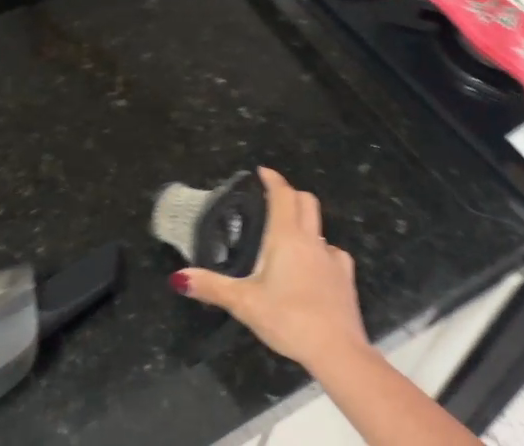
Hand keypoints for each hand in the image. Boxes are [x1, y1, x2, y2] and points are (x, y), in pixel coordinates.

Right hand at [170, 167, 370, 372]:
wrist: (337, 350)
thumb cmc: (288, 318)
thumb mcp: (244, 303)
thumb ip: (211, 287)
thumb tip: (177, 277)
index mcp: (286, 237)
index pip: (282, 195)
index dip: (272, 180)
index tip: (262, 172)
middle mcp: (312, 240)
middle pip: (306, 202)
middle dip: (290, 194)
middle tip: (272, 199)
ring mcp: (333, 259)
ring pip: (320, 227)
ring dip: (305, 222)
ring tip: (288, 236)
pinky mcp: (345, 279)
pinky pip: (333, 253)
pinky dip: (321, 250)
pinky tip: (314, 267)